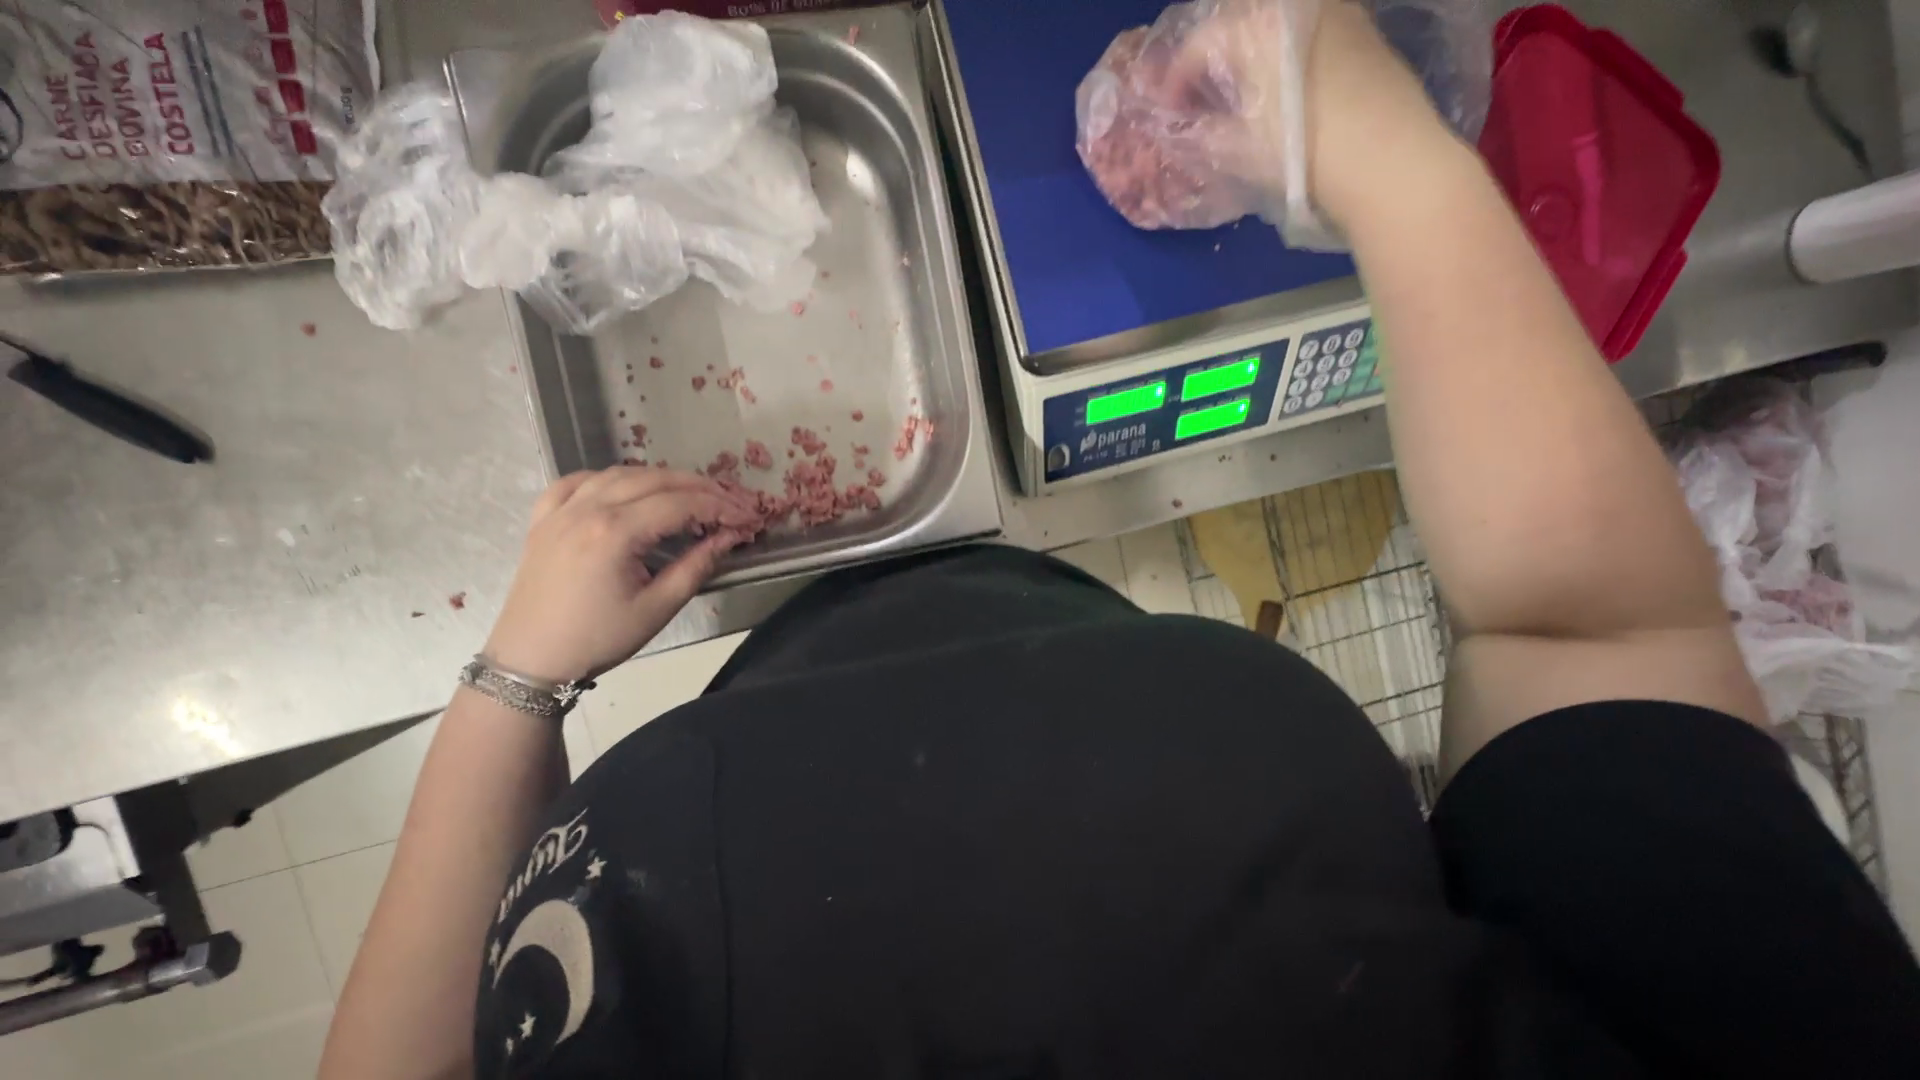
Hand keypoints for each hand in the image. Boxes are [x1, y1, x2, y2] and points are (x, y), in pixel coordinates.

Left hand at [481, 467, 762, 684]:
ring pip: (619, 473)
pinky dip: (608, 479)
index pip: (680, 503)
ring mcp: (561, 510)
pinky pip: (577, 482)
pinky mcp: (543, 519)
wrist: (531, 661)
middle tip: (731, 502)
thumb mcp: (657, 608)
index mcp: (615, 532)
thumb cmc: (598, 639)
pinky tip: (626, 489)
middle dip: (700, 487)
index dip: (720, 506)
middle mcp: (587, 509)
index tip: (747, 517)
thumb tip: (729, 537)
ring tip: (690, 494)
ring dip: (660, 478)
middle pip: (655, 479)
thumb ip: (696, 567)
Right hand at [1162, 0, 1455, 234]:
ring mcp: (1335, 11)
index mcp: (1254, 25)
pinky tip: (1281, 94)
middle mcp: (1295, 4)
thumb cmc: (1304, 157)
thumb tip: (1178, 126)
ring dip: (1248, 56)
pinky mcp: (1365, 29)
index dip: (1173, 84)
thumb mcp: (1235, 152)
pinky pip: (1306, 33)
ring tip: (1238, 99)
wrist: (1391, 164)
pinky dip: (1284, 56)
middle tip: (1197, 103)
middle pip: (1234, 25)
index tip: (1166, 115)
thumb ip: (1196, 132)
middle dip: (1209, 62)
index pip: (1196, 46)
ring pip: (1273, 26)